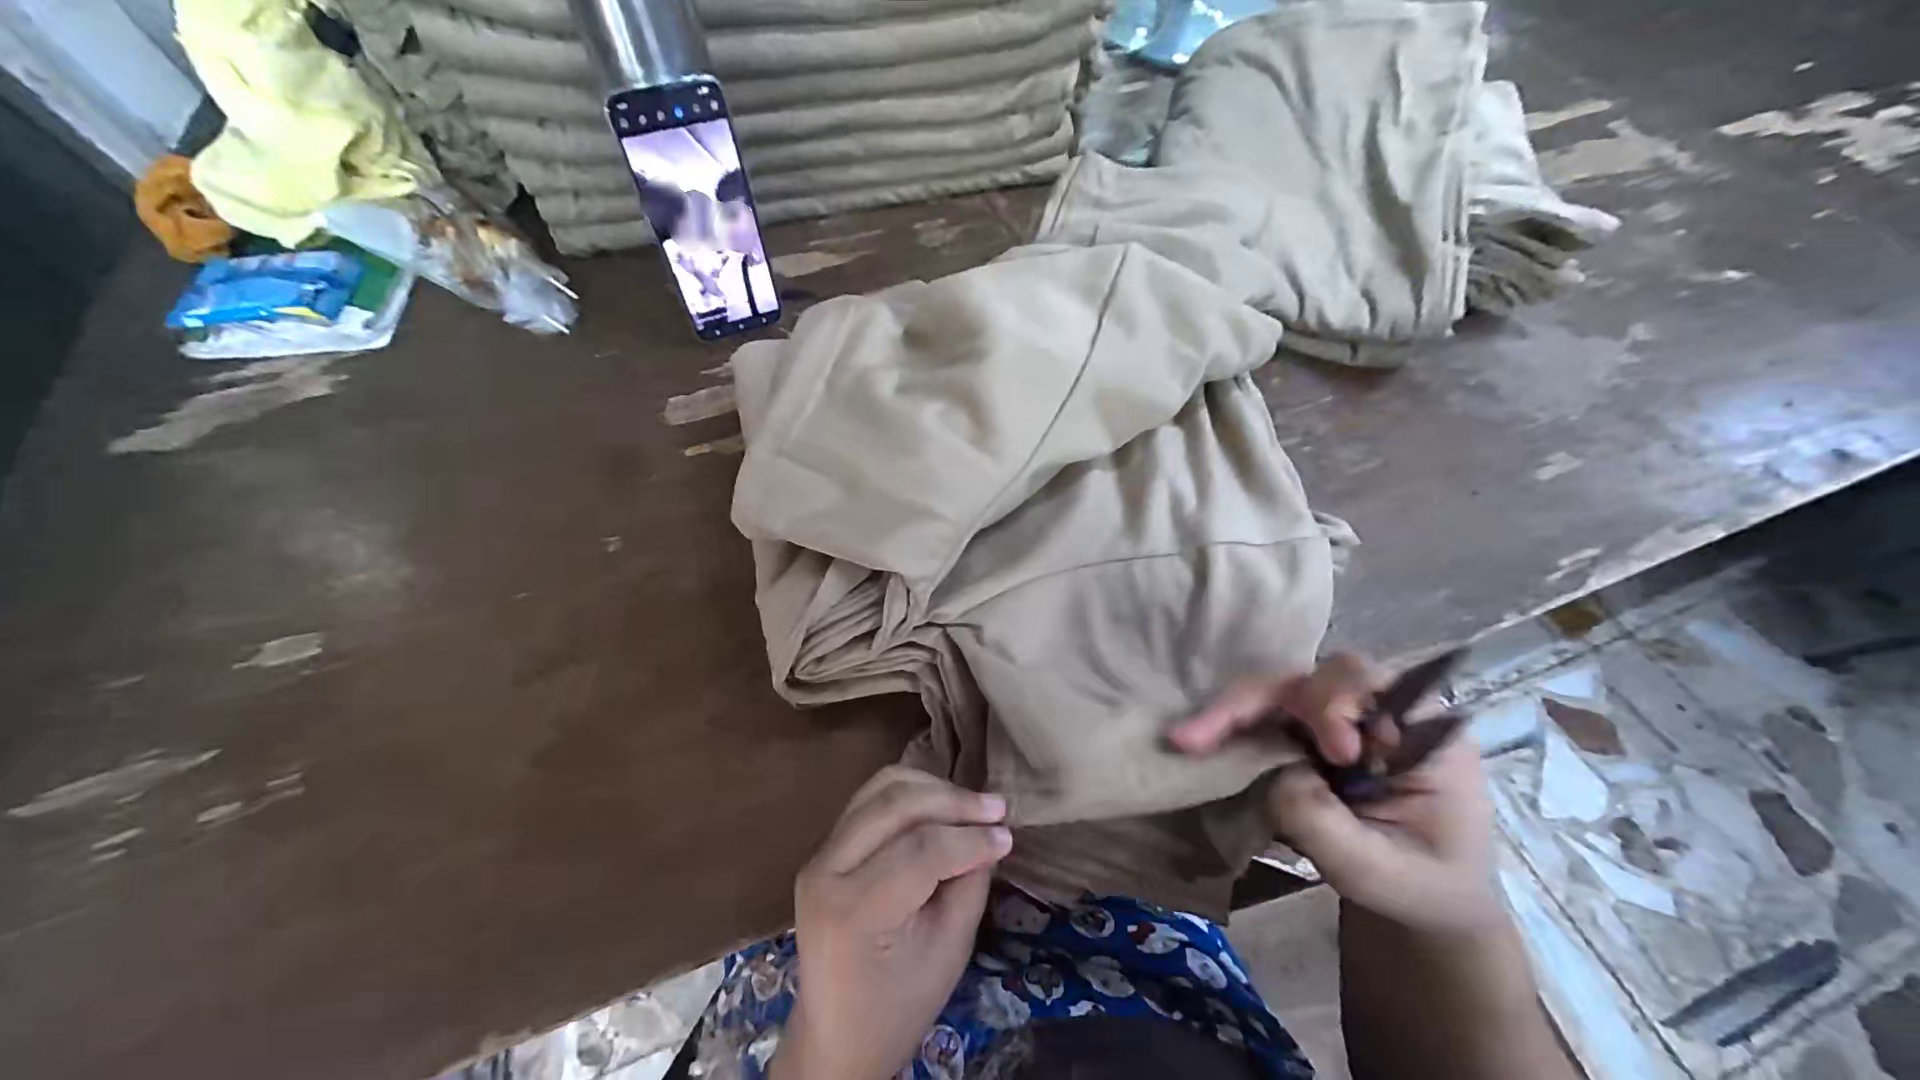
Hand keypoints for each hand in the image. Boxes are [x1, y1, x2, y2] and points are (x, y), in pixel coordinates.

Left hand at [771, 766, 1012, 1079]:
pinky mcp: (823, 847)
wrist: (837, 1034)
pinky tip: (942, 804)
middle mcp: (825, 870)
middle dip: (953, 800)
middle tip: (996, 809)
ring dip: (932, 788)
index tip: (1008, 836)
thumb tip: (991, 833)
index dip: (970, 838)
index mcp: (852, 910)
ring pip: (880, 788)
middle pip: (895, 805)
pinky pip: (869, 799)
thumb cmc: (898, 1006)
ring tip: (972, 804)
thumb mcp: (948, 951)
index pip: (920, 850)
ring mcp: (819, 854)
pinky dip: (909, 792)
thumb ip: (970, 883)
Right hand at [1171, 654, 1503, 935]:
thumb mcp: (1378, 871)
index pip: (1367, 682)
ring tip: (1189, 740)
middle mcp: (1373, 710)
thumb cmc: (1416, 887)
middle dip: (1254, 701)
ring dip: (1233, 711)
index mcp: (1419, 731)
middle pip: (1308, 678)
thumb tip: (1273, 776)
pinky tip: (1200, 741)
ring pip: (1277, 689)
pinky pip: (1264, 712)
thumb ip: (1324, 824)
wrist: (1418, 900)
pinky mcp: (1308, 731)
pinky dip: (1229, 724)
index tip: (1337, 755)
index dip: (1335, 702)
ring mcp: (1336, 718)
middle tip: (1199, 737)